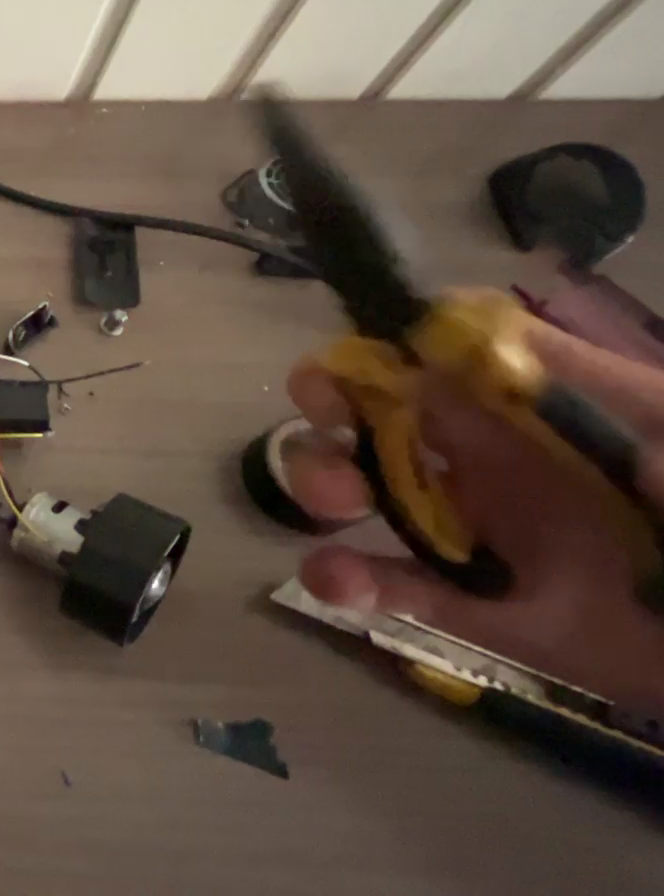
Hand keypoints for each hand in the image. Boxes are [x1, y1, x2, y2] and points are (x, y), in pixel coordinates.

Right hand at [285, 321, 663, 711]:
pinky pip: (381, 582)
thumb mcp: (662, 425)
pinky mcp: (462, 603)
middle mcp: (488, 459)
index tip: (358, 369)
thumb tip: (490, 348)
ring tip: (335, 509)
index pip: (437, 355)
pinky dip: (341, 576)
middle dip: (331, 413)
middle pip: (373, 411)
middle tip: (335, 435)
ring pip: (356, 486)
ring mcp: (469, 529)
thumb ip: (596, 388)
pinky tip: (335, 579)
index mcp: (537, 414)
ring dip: (322, 484)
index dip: (383, 349)